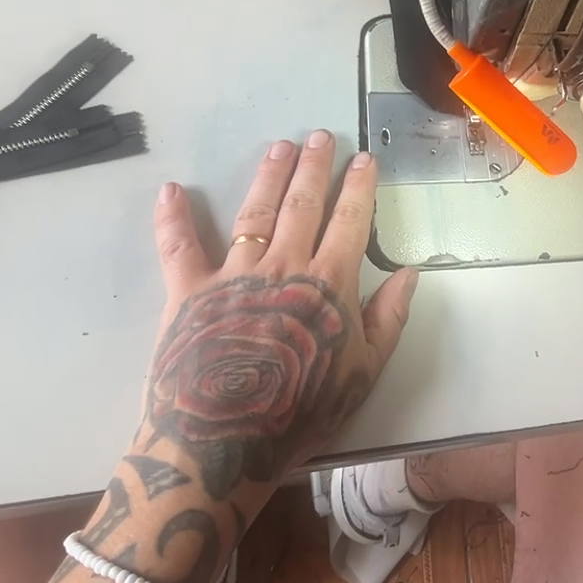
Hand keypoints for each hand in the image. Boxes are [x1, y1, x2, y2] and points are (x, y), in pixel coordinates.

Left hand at [144, 130, 416, 502]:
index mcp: (328, 282)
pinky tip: (171, 189)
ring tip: (279, 147)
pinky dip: (173, 218)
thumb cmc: (300, 410)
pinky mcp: (186, 292)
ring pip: (254, 213)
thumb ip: (390, 318)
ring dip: (268, 176)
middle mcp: (283, 265)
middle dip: (314, 167)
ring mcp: (233, 275)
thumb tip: (411, 272)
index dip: (359, 187)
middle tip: (320, 136)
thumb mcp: (364, 370)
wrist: (221, 445)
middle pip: (302, 204)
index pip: (349, 220)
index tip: (364, 158)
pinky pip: (177, 247)